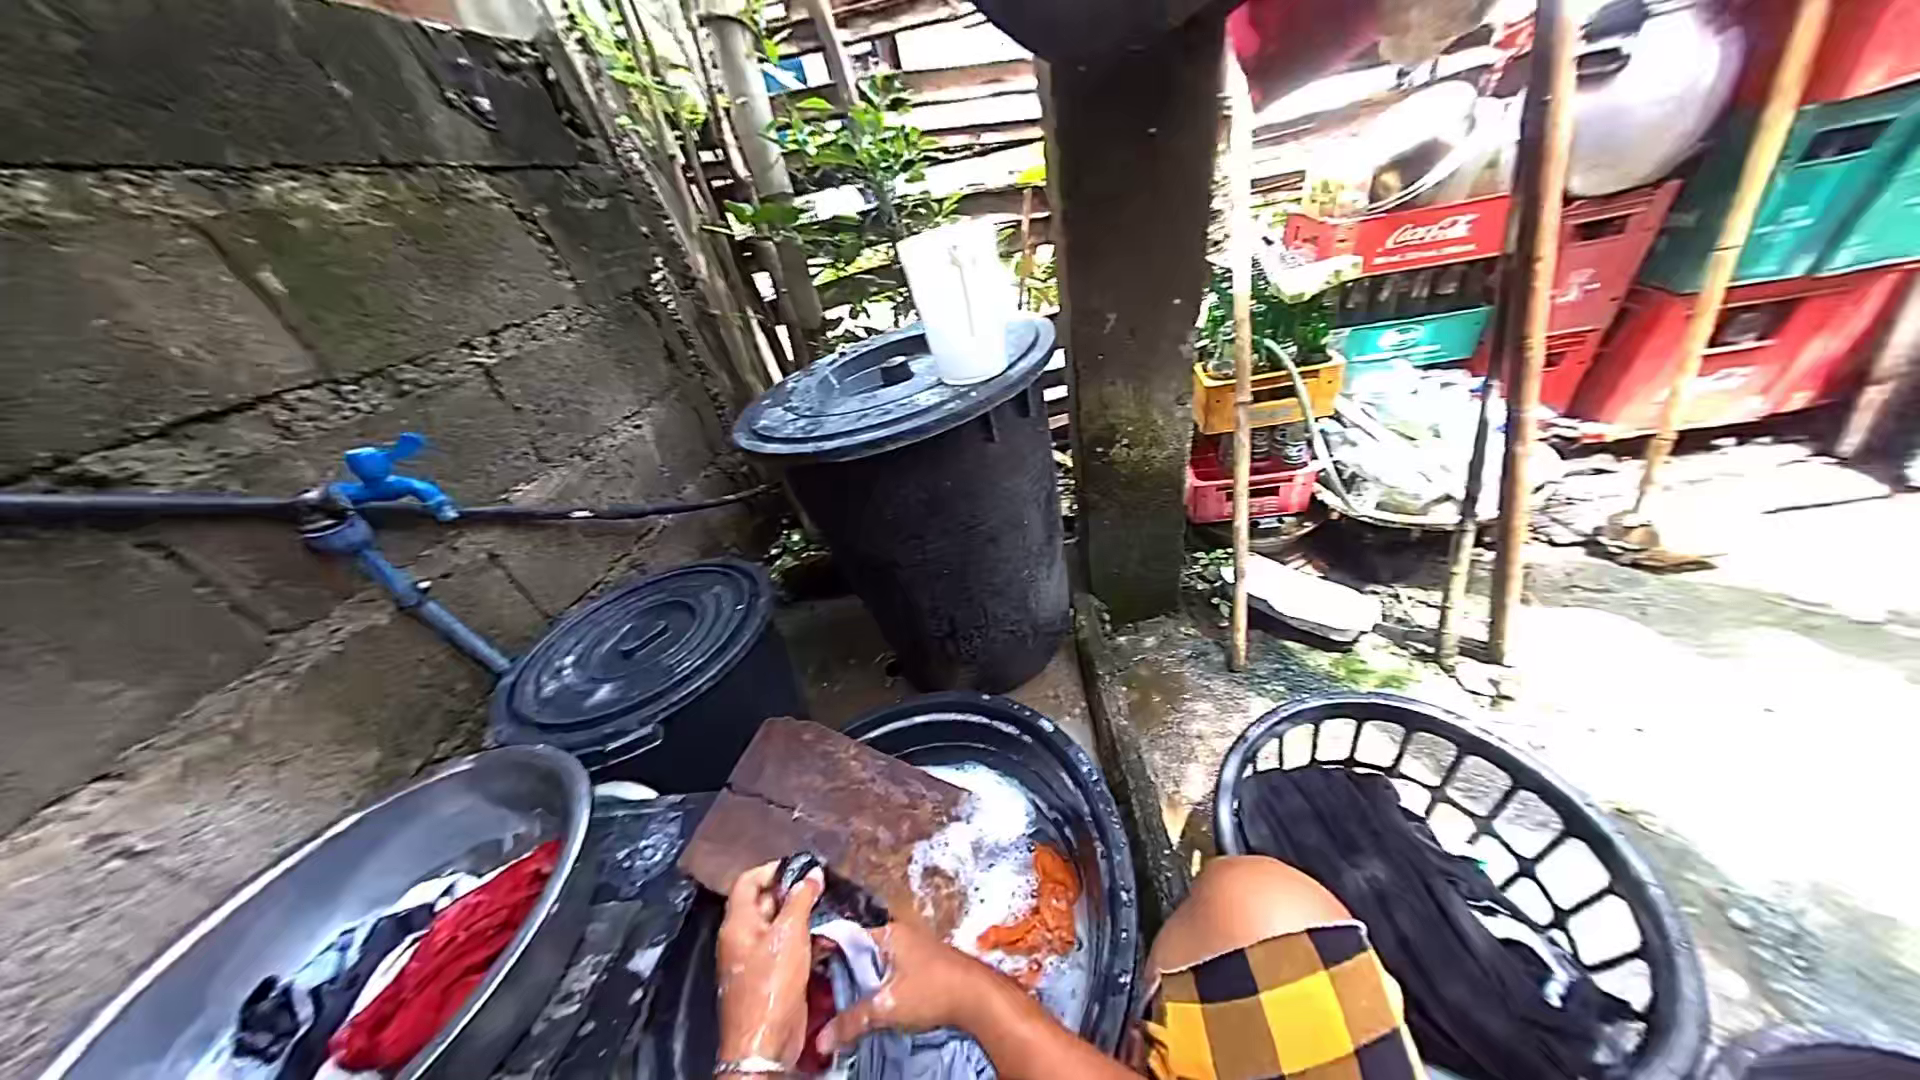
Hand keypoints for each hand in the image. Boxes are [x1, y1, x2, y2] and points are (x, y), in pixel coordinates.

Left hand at [716, 860, 823, 1066]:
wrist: (767, 1042)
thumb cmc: (772, 982)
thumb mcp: (790, 933)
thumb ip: (801, 898)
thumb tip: (813, 873)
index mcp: (738, 924)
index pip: (749, 881)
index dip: (773, 869)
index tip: (800, 866)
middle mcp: (742, 938)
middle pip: (765, 901)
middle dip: (792, 891)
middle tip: (819, 884)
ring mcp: (755, 958)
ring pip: (779, 924)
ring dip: (801, 915)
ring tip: (826, 906)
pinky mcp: (770, 975)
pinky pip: (786, 946)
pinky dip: (804, 938)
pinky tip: (825, 936)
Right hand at [815, 917, 1011, 1055]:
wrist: (976, 997)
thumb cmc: (932, 990)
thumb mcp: (887, 1007)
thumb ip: (853, 1020)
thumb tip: (822, 1039)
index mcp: (888, 932)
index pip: (848, 936)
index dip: (828, 953)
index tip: (809, 970)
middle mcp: (899, 934)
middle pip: (861, 951)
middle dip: (845, 974)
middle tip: (823, 995)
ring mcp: (912, 948)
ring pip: (876, 964)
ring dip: (863, 983)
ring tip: (843, 1003)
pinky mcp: (921, 964)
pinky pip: (890, 971)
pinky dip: (879, 986)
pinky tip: (872, 1004)